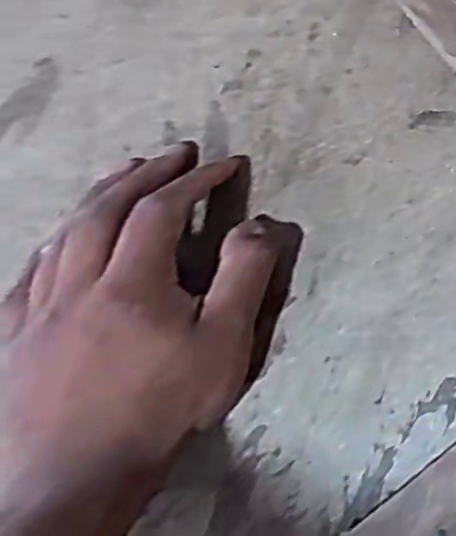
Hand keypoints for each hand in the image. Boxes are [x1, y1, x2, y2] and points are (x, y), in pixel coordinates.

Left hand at [0, 143, 299, 535]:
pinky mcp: (9, 343)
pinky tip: (63, 242)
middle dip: (140, 177)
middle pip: (97, 216)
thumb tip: (254, 224)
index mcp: (128, 287)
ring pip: (55, 242)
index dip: (196, 180)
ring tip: (122, 177)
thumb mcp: (227, 337)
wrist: (69, 479)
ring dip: (94, 201)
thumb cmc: (163, 402)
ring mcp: (31, 319)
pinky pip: (26, 277)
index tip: (229, 162)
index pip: (160, 212)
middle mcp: (71, 291)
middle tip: (175, 153)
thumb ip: (246, 274)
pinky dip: (54, 243)